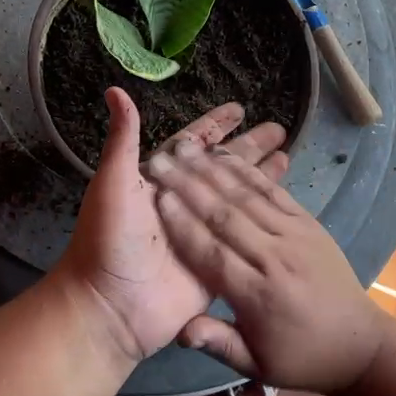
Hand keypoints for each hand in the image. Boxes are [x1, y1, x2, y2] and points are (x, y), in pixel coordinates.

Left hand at [57, 88, 287, 362]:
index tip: (238, 109)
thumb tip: (115, 89)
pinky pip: (241, 231)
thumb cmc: (107, 239)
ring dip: (259, 176)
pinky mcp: (215, 261)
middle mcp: (180, 201)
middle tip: (278, 128)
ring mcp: (199, 231)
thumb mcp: (113, 183)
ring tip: (288, 154)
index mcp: (156, 180)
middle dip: (247, 147)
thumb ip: (123, 139)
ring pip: (235, 195)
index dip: (214, 126)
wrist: (109, 307)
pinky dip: (260, 215)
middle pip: (220, 166)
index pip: (191, 144)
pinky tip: (282, 202)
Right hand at [146, 139, 389, 393]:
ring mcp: (295, 237)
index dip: (183, 226)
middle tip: (159, 162)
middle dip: (188, 187)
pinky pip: (273, 191)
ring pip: (247, 197)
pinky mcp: (308, 222)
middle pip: (225, 217)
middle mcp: (276, 261)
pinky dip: (247, 170)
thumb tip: (181, 331)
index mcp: (259, 298)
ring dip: (212, 170)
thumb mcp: (258, 366)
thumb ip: (218, 343)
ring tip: (184, 148)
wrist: (363, 345)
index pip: (213, 255)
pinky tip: (224, 153)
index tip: (157, 198)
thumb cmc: (302, 358)